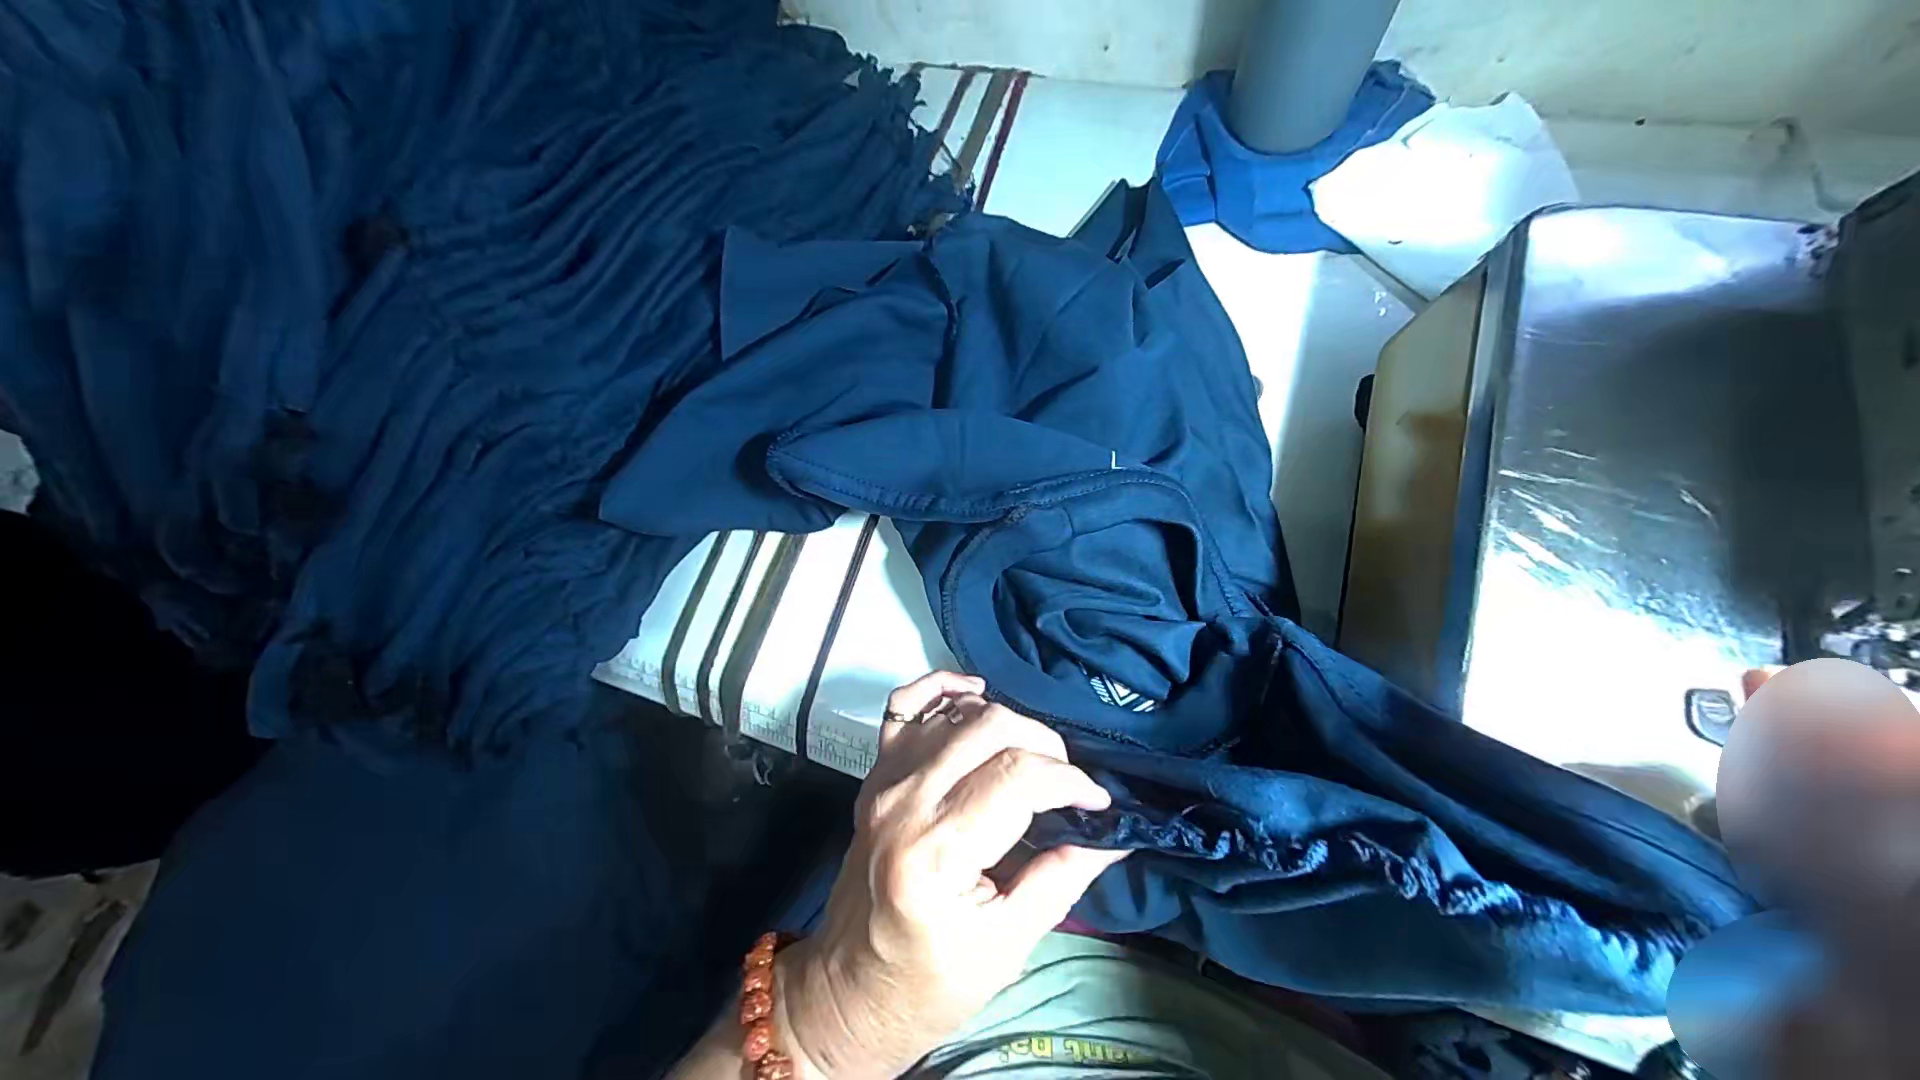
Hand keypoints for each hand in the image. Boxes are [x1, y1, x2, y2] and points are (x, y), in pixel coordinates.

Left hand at [776, 671, 1127, 1079]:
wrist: (848, 986)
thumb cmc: (927, 982)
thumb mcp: (1006, 947)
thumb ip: (1061, 879)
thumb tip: (1110, 835)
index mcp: (936, 850)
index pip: (1017, 777)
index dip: (1070, 782)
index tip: (1097, 803)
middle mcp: (905, 799)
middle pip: (991, 728)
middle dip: (1044, 746)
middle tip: (1065, 784)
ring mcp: (885, 778)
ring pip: (958, 711)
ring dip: (1007, 723)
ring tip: (1029, 761)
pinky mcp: (876, 772)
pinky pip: (905, 704)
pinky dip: (943, 687)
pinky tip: (973, 694)